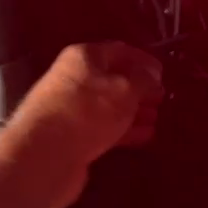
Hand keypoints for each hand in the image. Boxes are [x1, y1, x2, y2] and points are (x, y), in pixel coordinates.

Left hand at [0, 42, 163, 207]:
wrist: (43, 157)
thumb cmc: (87, 112)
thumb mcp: (125, 90)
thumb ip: (143, 79)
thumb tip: (151, 74)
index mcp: (84, 57)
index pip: (120, 50)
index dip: (144, 60)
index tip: (164, 74)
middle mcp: (75, 79)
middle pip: (114, 79)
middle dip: (140, 88)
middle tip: (162, 99)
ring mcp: (72, 110)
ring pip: (110, 106)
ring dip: (134, 111)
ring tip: (157, 118)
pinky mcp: (73, 137)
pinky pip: (105, 129)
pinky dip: (125, 130)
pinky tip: (145, 136)